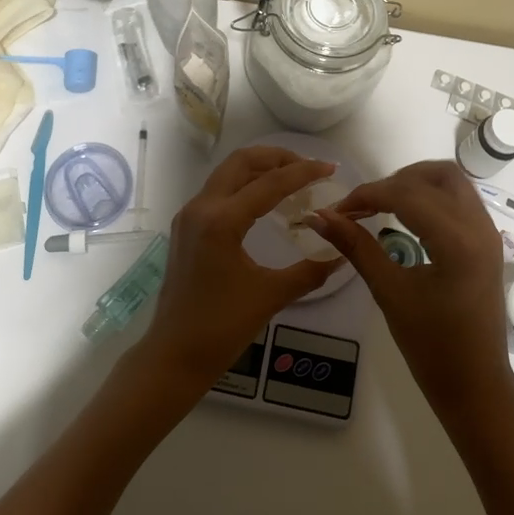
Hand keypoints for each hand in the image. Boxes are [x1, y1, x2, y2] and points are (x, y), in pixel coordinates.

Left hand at [140, 146, 343, 384]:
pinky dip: (244, 185)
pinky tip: (265, 202)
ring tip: (292, 179)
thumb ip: (309, 271)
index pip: (269, 183)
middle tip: (308, 168)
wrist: (173, 355)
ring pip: (227, 174)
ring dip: (259, 169)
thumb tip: (341, 255)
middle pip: (242, 163)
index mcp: (221, 221)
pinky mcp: (186, 228)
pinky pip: (218, 191)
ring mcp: (189, 216)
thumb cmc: (221, 328)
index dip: (303, 173)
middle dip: (277, 159)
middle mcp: (201, 208)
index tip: (330, 169)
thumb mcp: (270, 296)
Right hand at [310, 160, 512, 411]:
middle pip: (437, 175)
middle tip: (364, 205)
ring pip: (453, 182)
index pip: (407, 194)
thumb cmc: (431, 346)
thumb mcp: (389, 292)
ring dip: (417, 184)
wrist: (475, 385)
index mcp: (457, 241)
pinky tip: (408, 217)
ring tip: (383, 205)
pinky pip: (461, 200)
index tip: (338, 210)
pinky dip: (433, 197)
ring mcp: (489, 234)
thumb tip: (318, 216)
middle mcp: (479, 227)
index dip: (367, 194)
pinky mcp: (488, 242)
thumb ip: (355, 246)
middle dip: (396, 181)